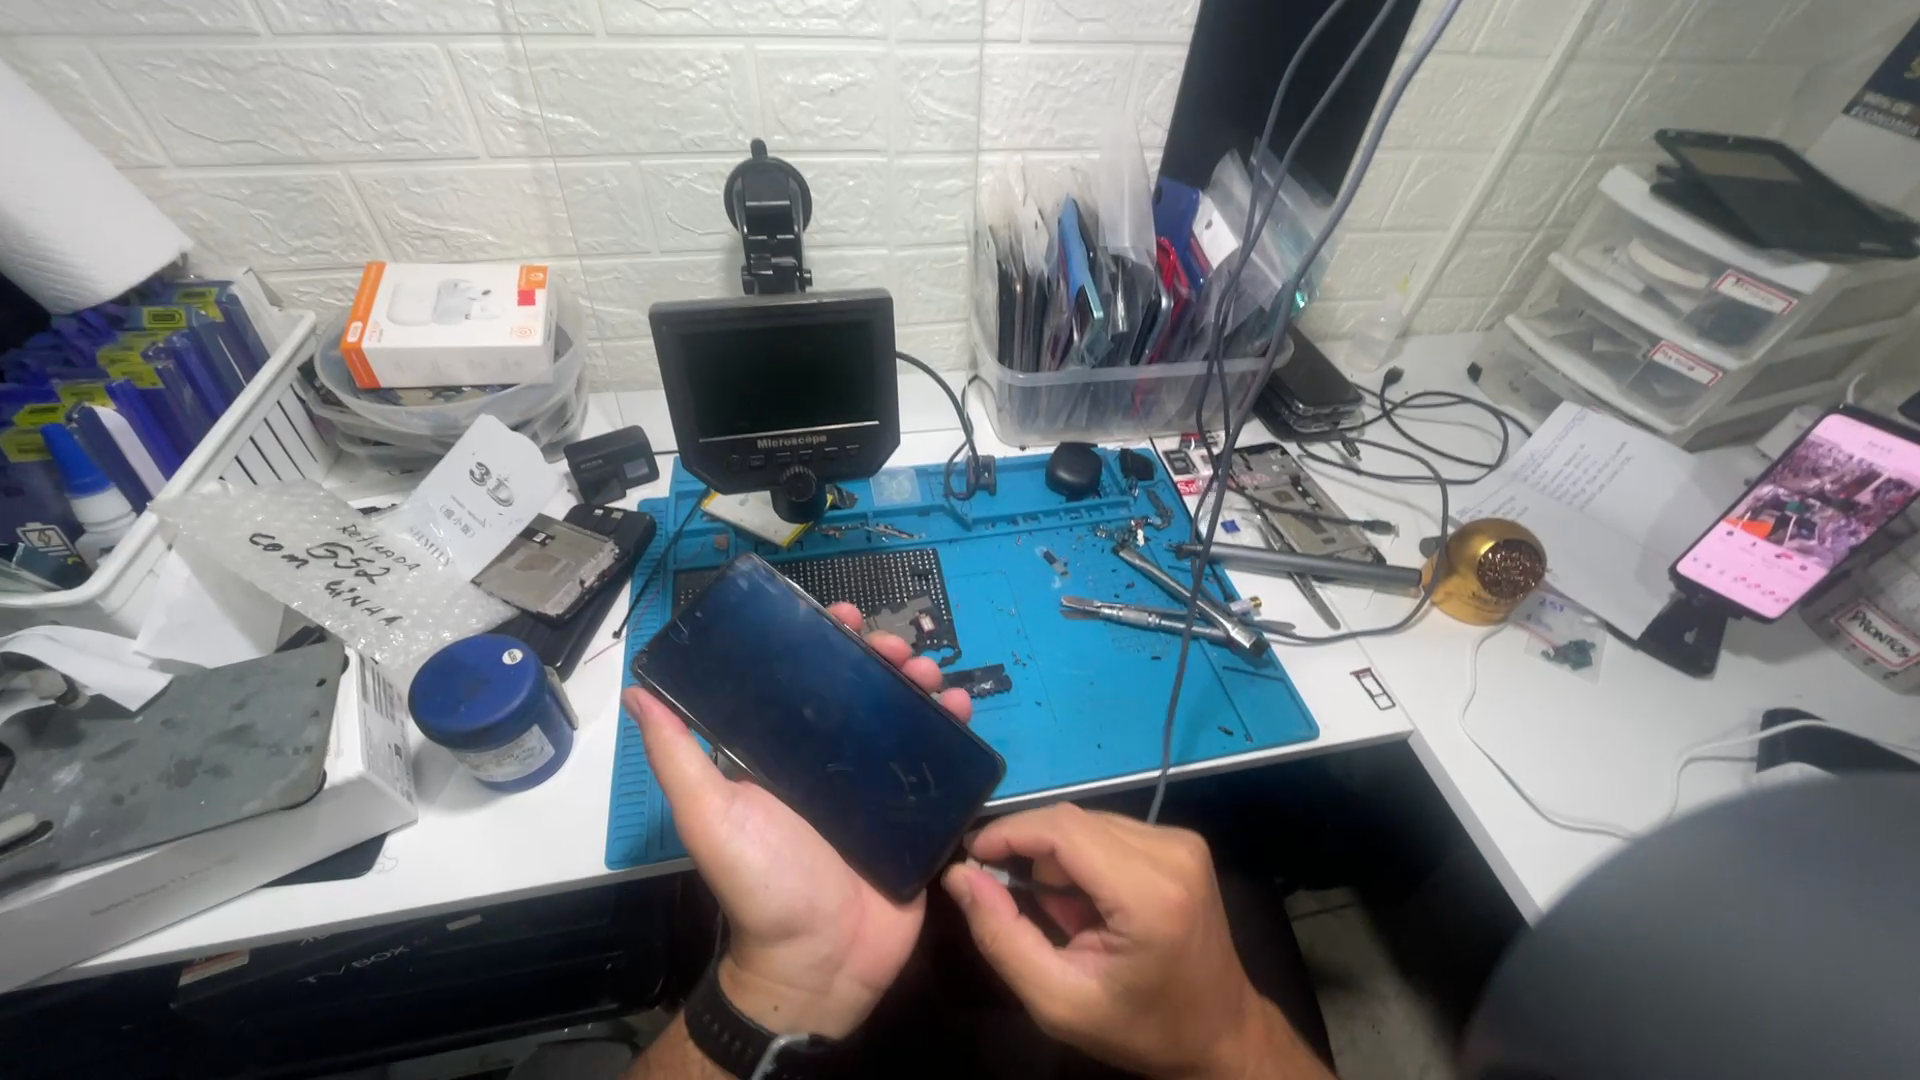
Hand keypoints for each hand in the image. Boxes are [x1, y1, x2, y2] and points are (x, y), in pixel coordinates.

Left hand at [623, 602, 973, 1039]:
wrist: (820, 964)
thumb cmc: (761, 885)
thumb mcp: (710, 815)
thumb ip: (678, 756)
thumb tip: (639, 690)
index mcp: (788, 752)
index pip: (809, 682)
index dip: (826, 643)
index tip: (843, 618)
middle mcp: (834, 759)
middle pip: (864, 691)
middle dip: (882, 658)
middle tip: (896, 648)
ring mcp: (878, 783)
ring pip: (904, 716)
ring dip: (921, 684)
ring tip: (932, 674)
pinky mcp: (916, 810)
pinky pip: (937, 759)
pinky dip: (952, 727)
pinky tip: (961, 708)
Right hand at [942, 805, 1321, 1079]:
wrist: (1220, 1034)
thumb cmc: (1139, 1027)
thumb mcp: (1059, 1001)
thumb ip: (1002, 937)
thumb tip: (959, 875)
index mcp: (1150, 893)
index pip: (1063, 829)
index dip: (1010, 832)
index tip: (971, 853)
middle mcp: (1171, 850)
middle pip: (1072, 821)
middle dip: (1031, 852)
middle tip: (1015, 899)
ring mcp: (1182, 841)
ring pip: (1087, 822)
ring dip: (1059, 859)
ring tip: (1068, 915)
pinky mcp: (1182, 840)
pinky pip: (1108, 829)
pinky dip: (1085, 858)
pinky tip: (1093, 902)